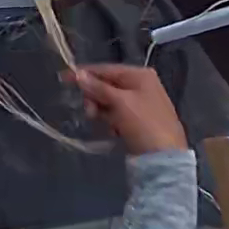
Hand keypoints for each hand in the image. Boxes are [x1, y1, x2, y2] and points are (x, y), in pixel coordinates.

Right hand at [67, 64, 188, 154]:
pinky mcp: (139, 121)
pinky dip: (111, 120)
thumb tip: (78, 74)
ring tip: (102, 123)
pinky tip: (113, 131)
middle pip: (107, 85)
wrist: (164, 159)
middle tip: (89, 112)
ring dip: (102, 111)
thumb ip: (98, 87)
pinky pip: (117, 114)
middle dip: (95, 97)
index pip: (106, 69)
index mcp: (140, 75)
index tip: (64, 78)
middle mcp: (142, 85)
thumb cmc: (144, 124)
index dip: (85, 74)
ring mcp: (141, 103)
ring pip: (110, 101)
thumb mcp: (120, 102)